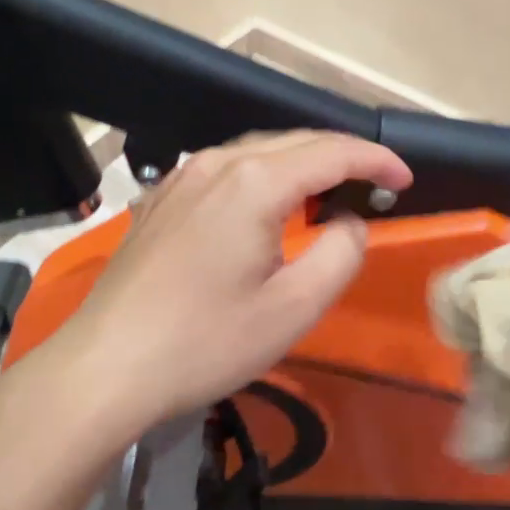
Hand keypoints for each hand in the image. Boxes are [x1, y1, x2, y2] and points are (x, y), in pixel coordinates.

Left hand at [36, 131, 412, 427]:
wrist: (105, 368)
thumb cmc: (206, 341)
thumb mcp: (294, 308)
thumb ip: (340, 253)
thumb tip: (347, 222)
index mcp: (255, 182)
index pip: (332, 151)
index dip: (375, 159)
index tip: (404, 179)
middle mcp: (218, 162)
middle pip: (295, 141)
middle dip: (342, 155)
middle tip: (376, 184)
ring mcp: (183, 177)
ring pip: (258, 150)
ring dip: (302, 162)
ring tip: (330, 190)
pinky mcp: (161, 198)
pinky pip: (226, 168)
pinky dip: (263, 173)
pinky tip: (266, 203)